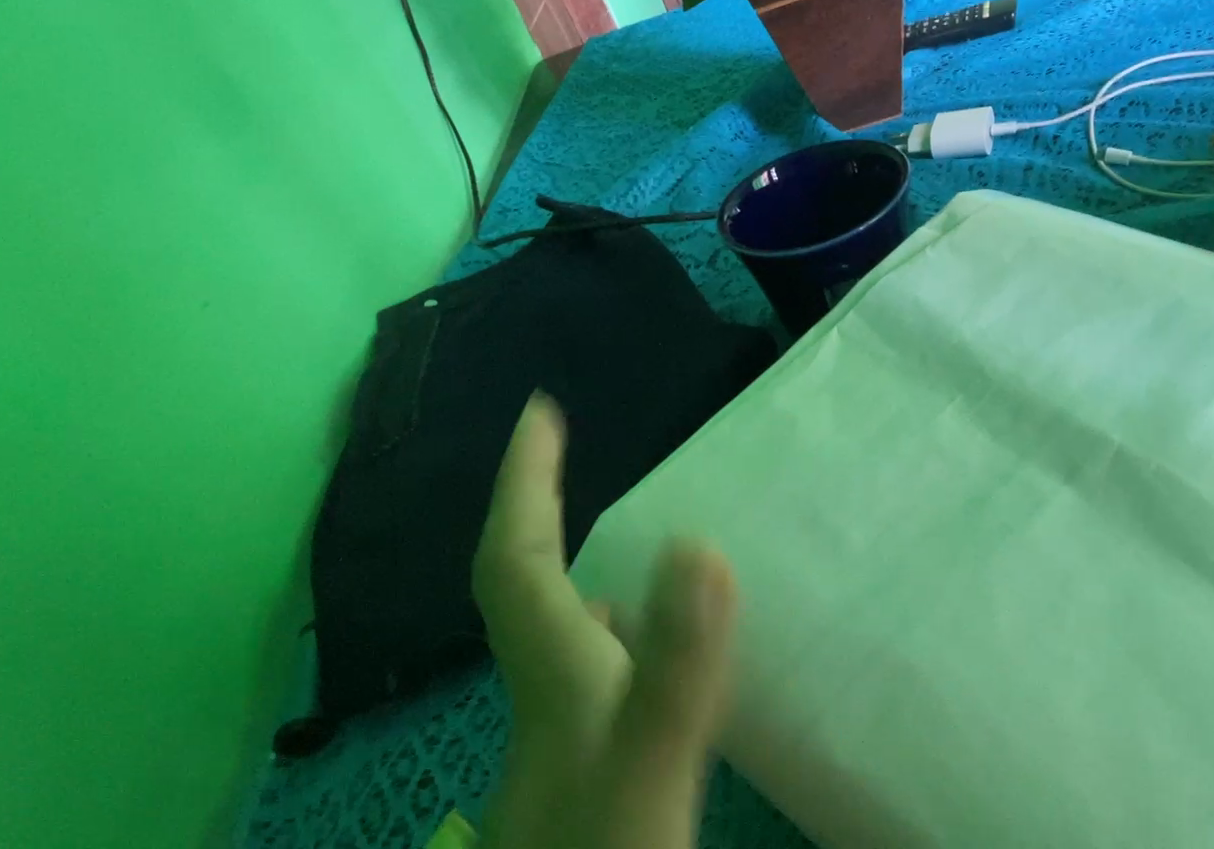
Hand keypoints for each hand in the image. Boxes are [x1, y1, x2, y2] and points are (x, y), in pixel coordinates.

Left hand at [472, 394, 736, 848]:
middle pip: (528, 590)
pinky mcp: (594, 773)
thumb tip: (696, 541)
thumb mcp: (647, 769)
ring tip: (627, 541)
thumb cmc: (603, 844)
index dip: (523, 480)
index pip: (517, 558)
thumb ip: (674, 666)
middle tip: (573, 467)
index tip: (538, 409)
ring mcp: (569, 738)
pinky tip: (657, 656)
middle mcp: (553, 694)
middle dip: (541, 516)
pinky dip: (621, 640)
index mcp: (557, 673)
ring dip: (581, 574)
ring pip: (564, 633)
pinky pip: (600, 675)